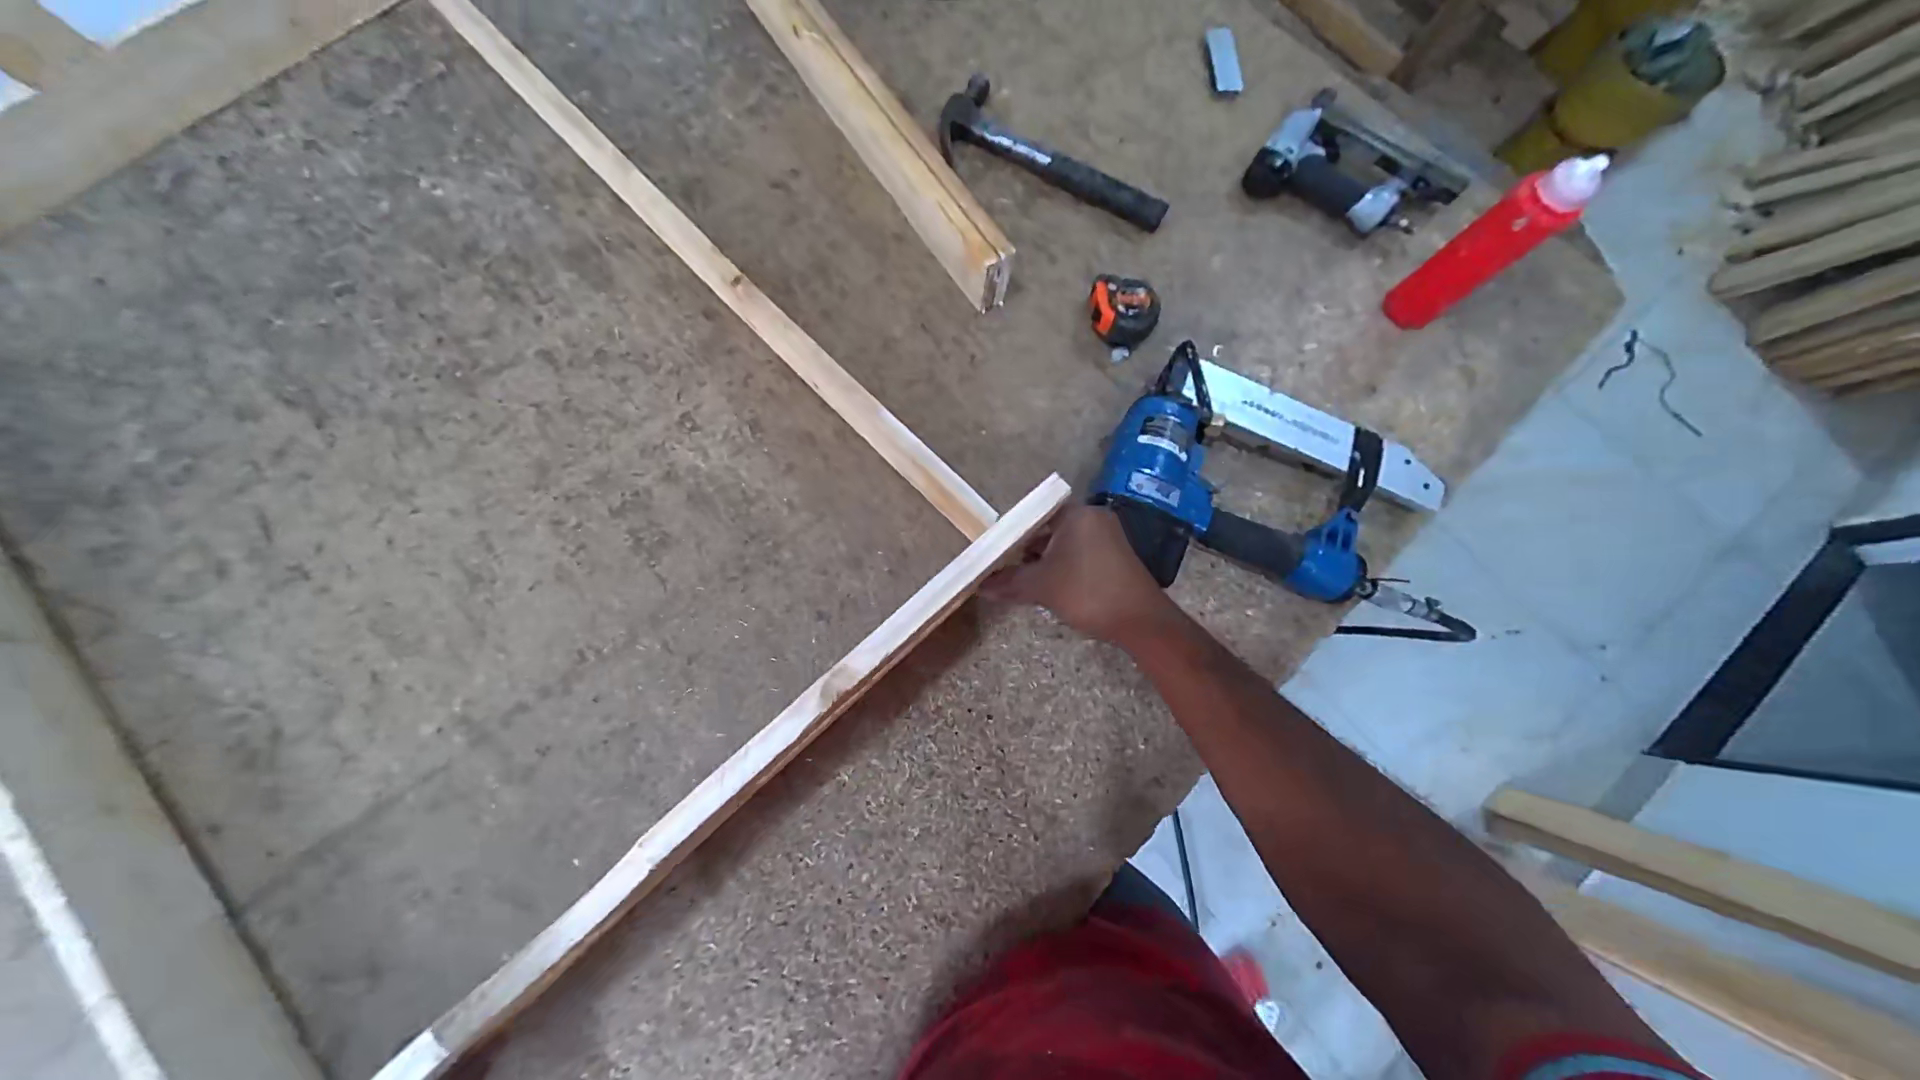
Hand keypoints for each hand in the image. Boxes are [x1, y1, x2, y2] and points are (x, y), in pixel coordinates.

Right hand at [981, 505, 1180, 646]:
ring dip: (1043, 561)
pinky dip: (1062, 567)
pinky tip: (1049, 587)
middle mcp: (1094, 519)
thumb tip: (981, 586)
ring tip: (1021, 579)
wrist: (1140, 622)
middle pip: (1049, 528)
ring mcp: (1107, 538)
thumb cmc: (1087, 593)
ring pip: (1064, 544)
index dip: (1011, 532)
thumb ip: (1009, 582)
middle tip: (1003, 566)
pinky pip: (1079, 555)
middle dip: (1025, 549)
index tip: (993, 550)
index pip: (1034, 514)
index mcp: (1077, 515)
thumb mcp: (1041, 587)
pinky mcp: (1115, 557)